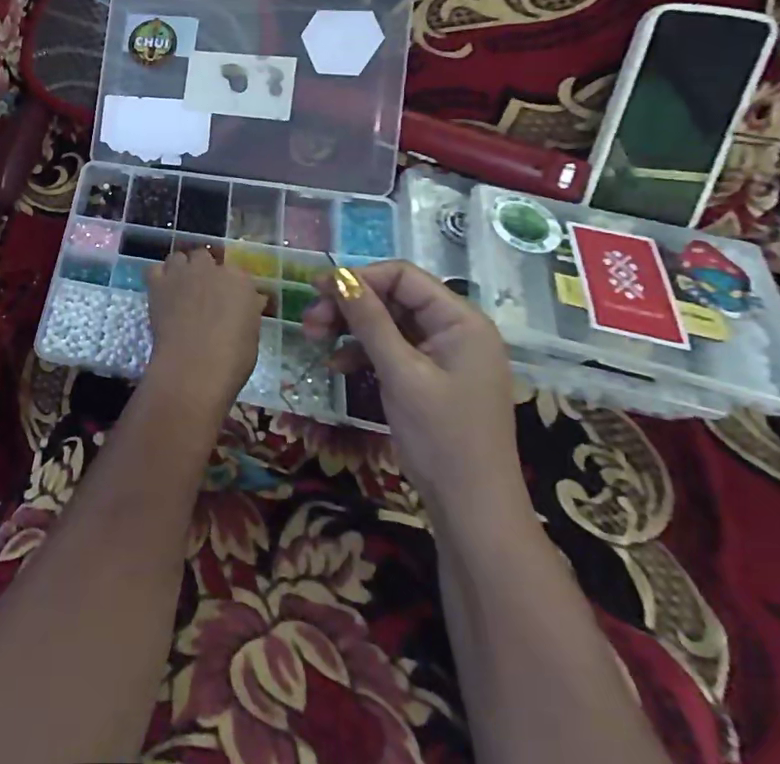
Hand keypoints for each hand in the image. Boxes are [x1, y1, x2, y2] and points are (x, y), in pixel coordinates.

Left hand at [145, 250, 264, 415]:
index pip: (233, 271)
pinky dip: (157, 276)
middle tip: (200, 291)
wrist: (195, 364)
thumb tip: (252, 300)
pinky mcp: (158, 283)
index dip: (227, 283)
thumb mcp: (252, 332)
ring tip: (178, 288)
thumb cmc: (233, 357)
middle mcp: (210, 269)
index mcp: (239, 280)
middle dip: (202, 269)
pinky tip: (161, 291)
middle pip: (203, 257)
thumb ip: (249, 310)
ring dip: (179, 269)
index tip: (224, 296)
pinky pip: (154, 269)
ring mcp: (181, 273)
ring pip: (178, 257)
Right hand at [302, 261, 523, 513]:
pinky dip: (362, 353)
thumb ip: (370, 322)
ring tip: (314, 340)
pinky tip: (337, 367)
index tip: (315, 289)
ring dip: (349, 328)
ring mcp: (443, 355)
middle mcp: (455, 330)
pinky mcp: (430, 377)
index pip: (404, 277)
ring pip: (388, 324)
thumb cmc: (441, 434)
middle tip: (308, 322)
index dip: (358, 278)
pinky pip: (391, 350)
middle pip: (393, 299)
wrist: (471, 502)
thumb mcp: (400, 373)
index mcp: (461, 321)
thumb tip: (337, 278)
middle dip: (349, 305)